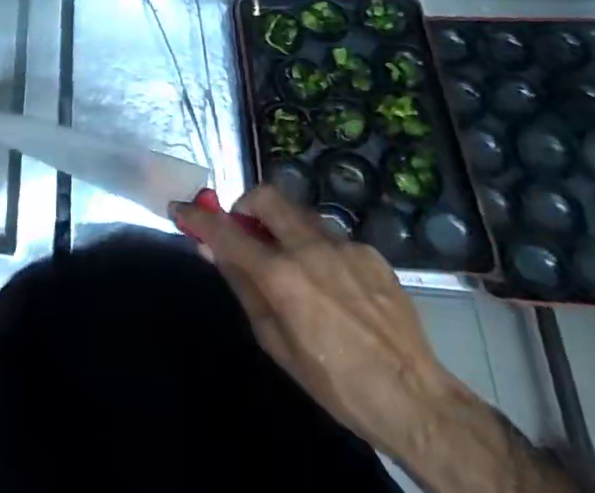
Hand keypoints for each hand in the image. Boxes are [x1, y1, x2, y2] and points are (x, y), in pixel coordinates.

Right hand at [169, 185, 467, 457]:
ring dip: (285, 227)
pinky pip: (333, 238)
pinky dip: (319, 250)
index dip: (198, 218)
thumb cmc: (334, 382)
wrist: (412, 397)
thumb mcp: (275, 342)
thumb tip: (212, 251)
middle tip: (245, 230)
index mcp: (282, 276)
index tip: (182, 208)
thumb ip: (243, 287)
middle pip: (267, 196)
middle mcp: (311, 248)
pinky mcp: (372, 253)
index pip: (226, 232)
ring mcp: (346, 246)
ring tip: (292, 264)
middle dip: (246, 204)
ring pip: (302, 214)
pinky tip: (332, 286)